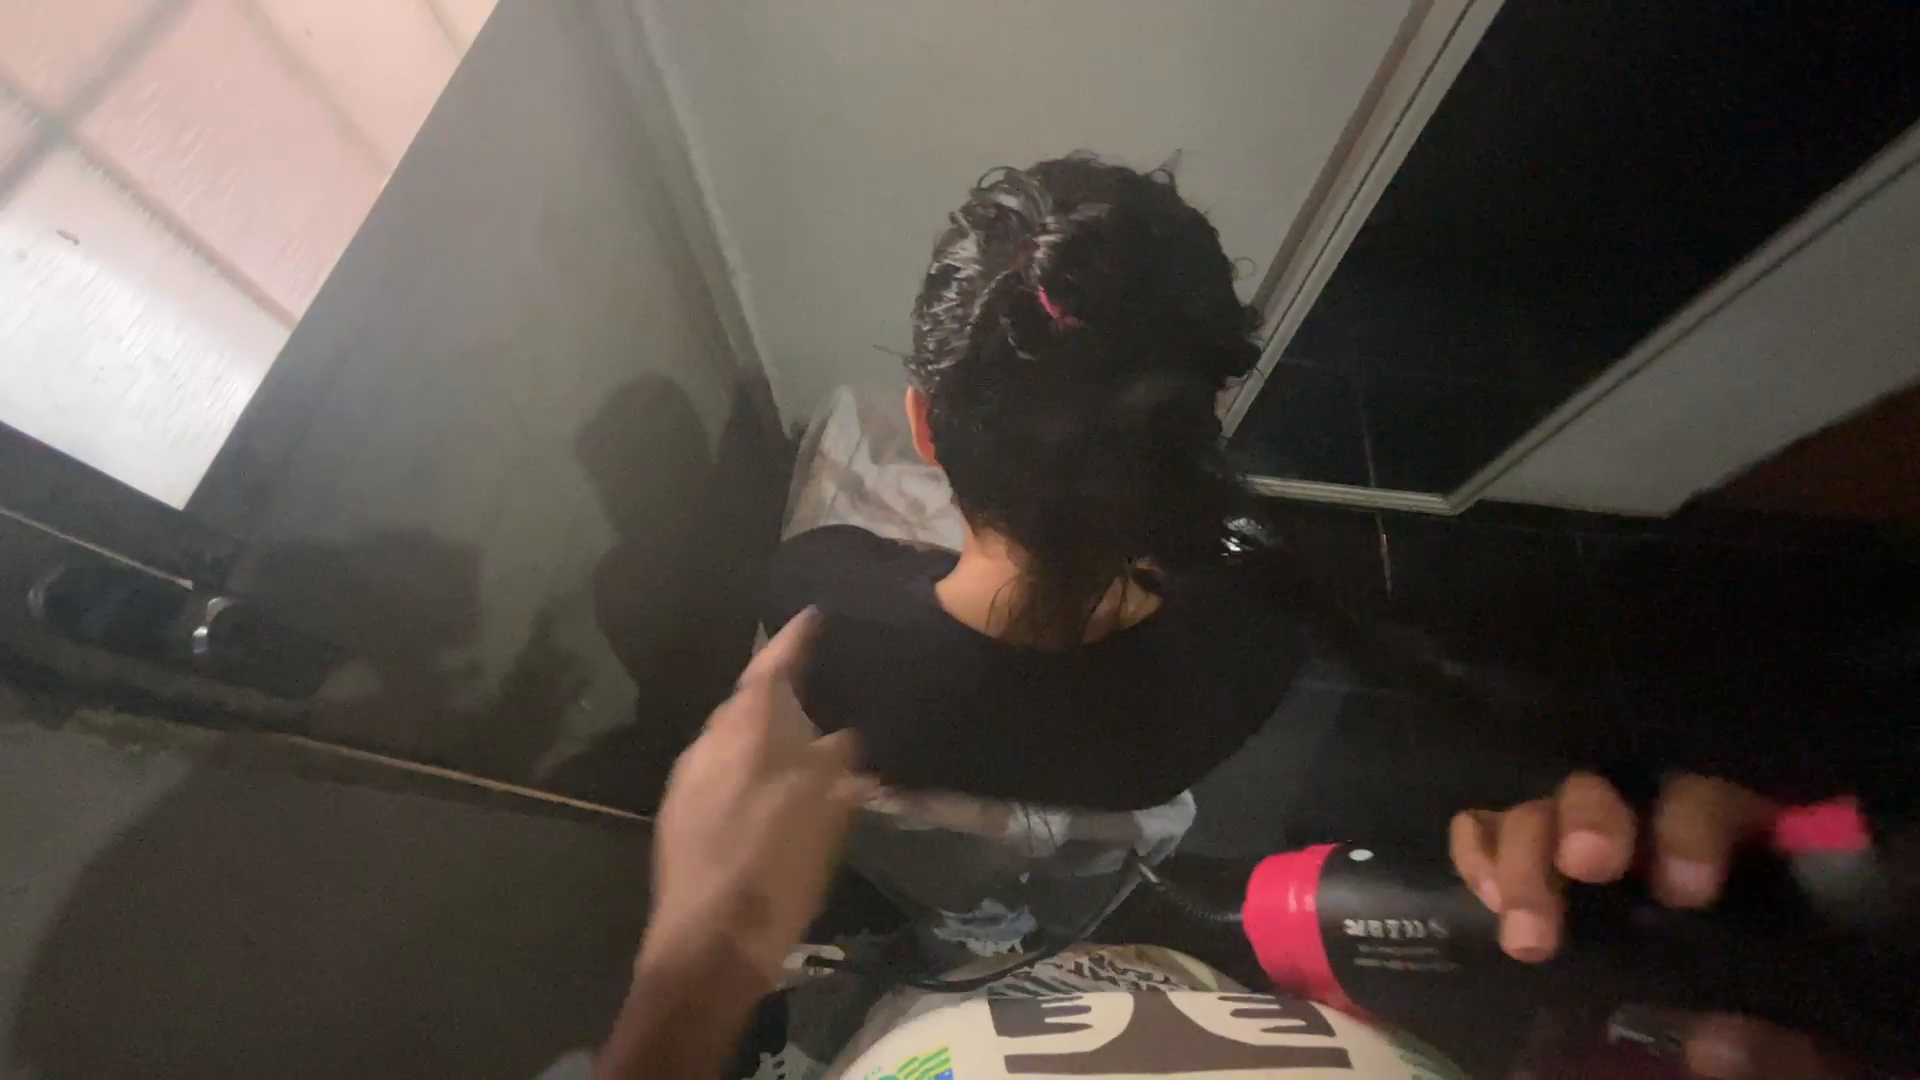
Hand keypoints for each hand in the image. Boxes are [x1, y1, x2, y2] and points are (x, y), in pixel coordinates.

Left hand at [642, 609, 867, 984]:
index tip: (816, 612)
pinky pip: (723, 763)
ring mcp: (689, 775)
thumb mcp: (828, 804)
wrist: (706, 943)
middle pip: (751, 695)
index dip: (798, 636)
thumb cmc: (776, 864)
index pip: (774, 663)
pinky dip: (751, 758)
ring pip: (735, 732)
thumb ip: (839, 757)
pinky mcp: (680, 811)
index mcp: (748, 727)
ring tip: (805, 733)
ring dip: (767, 725)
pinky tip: (772, 782)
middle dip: (784, 684)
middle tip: (823, 682)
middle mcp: (712, 739)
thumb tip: (846, 734)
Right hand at [1452, 774, 1844, 1078]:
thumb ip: (1792, 1044)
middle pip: (1600, 789)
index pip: (1707, 799)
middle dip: (1587, 821)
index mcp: (1735, 845)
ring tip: (1524, 927)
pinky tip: (1487, 896)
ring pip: (1533, 810)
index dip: (1689, 829)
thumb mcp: (1826, 1037)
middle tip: (1583, 867)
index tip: (1683, 891)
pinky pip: (1481, 826)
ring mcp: (1569, 834)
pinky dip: (1475, 851)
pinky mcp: (1518, 853)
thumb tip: (1710, 1040)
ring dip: (1522, 857)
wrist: (1709, 1032)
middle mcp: (1639, 821)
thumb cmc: (1793, 1011)